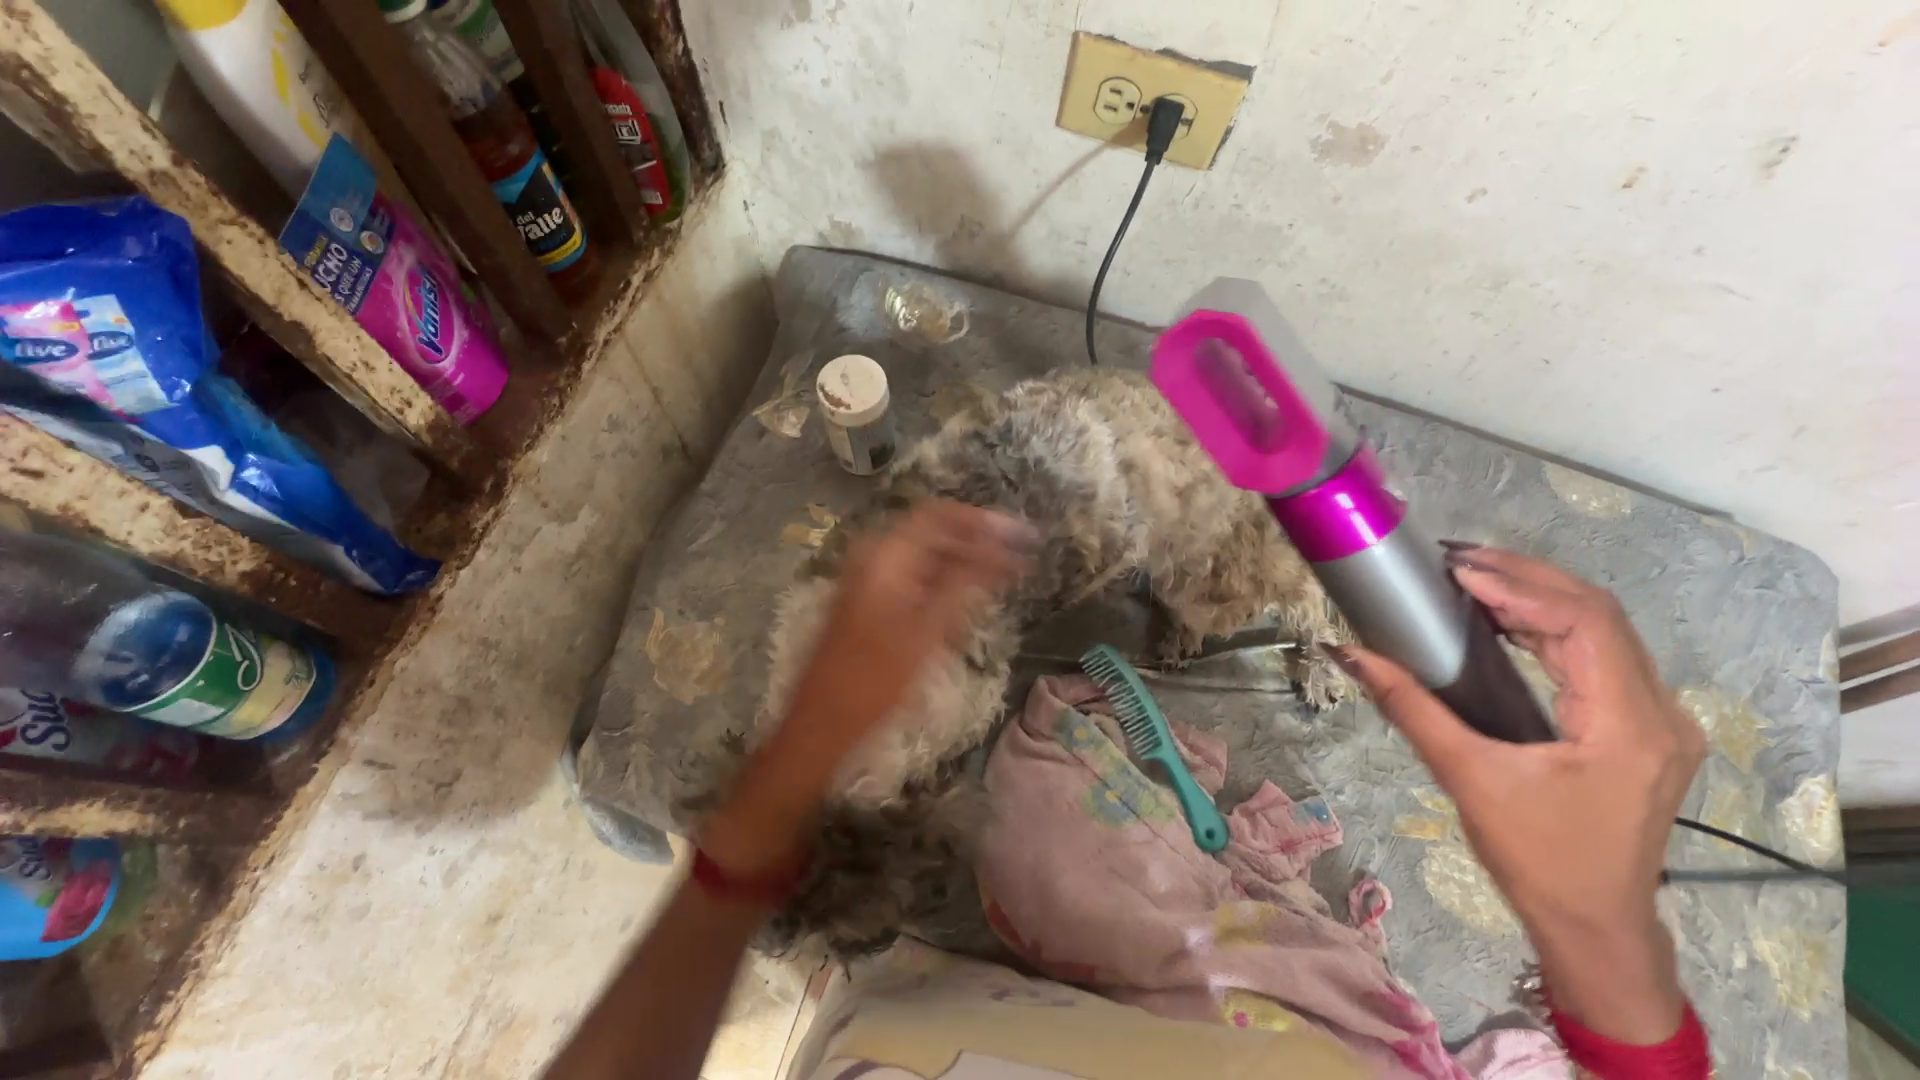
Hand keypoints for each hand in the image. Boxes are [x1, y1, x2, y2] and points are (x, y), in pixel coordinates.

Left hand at [701, 500, 1031, 877]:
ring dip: (965, 569)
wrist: (820, 726)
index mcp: (883, 555)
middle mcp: (874, 558)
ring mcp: (871, 581)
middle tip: (1021, 560)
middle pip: (935, 534)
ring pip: (928, 560)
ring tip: (1004, 584)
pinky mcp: (873, 604)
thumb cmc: (872, 682)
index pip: (939, 514)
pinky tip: (968, 610)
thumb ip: (967, 581)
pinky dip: (945, 590)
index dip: (981, 520)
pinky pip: (917, 582)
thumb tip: (1007, 544)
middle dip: (978, 545)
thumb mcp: (926, 630)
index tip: (1020, 535)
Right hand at [1329, 546, 1704, 1043]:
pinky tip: (1506, 621)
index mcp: (1629, 723)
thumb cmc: (1534, 857)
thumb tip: (1350, 654)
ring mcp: (1658, 720)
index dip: (1521, 587)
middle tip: (1459, 561)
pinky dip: (1550, 630)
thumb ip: (1409, 707)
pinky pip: (1600, 658)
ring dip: (1539, 600)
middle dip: (1529, 579)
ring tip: (1474, 581)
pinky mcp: (1642, 729)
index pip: (1585, 623)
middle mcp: (1659, 712)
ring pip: (1603, 633)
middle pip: (1600, 616)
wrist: (1594, 925)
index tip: (1459, 572)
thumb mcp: (1466, 777)